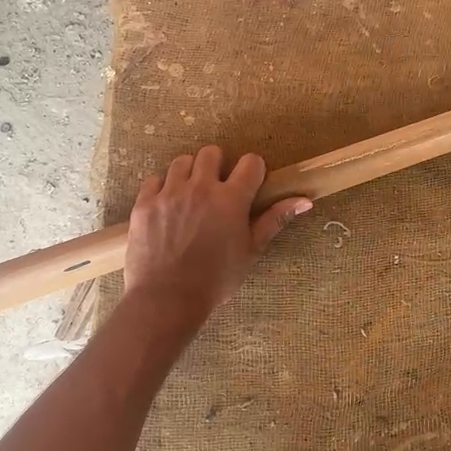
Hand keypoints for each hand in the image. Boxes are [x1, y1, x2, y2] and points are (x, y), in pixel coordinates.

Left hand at [122, 146, 311, 319]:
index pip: (250, 162)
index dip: (253, 171)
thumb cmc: (216, 278)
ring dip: (190, 173)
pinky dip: (162, 187)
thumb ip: (275, 220)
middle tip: (218, 187)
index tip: (250, 185)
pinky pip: (154, 179)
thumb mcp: (251, 249)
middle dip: (218, 165)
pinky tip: (168, 204)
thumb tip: (306, 200)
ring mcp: (169, 194)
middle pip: (212, 153)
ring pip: (182, 161)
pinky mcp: (144, 204)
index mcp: (232, 198)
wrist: (167, 298)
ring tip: (191, 194)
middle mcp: (201, 188)